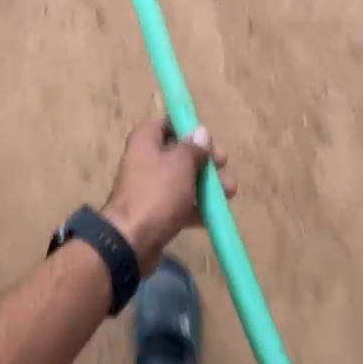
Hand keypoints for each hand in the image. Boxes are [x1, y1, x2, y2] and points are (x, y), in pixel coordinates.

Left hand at [100, 117, 234, 274]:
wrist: (131, 242)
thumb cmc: (156, 194)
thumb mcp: (180, 165)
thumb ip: (192, 148)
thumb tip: (200, 132)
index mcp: (146, 140)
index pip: (167, 122)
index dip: (188, 127)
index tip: (209, 138)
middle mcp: (146, 159)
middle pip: (180, 152)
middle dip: (206, 160)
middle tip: (225, 167)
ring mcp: (151, 187)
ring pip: (184, 179)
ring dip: (207, 185)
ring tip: (230, 193)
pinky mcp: (156, 212)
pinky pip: (180, 203)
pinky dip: (197, 207)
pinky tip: (216, 215)